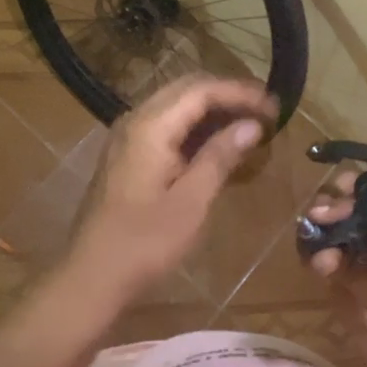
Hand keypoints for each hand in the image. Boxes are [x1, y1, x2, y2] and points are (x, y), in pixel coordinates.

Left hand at [65, 75, 275, 304]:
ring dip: (212, 113)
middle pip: (187, 91)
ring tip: (249, 128)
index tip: (276, 107)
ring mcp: (127, 138)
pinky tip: (218, 149)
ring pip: (176, 108)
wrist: (90, 277)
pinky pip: (165, 128)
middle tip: (266, 113)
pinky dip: (195, 131)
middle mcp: (135, 121)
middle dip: (228, 97)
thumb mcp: (191, 202)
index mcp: (150, 126)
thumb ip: (220, 157)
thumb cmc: (143, 243)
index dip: (241, 93)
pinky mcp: (126, 157)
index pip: (202, 89)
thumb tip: (251, 125)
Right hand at [306, 171, 366, 363]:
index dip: (354, 188)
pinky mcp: (338, 265)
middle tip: (319, 219)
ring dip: (319, 230)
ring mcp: (355, 243)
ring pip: (326, 220)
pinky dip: (314, 253)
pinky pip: (317, 247)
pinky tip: (319, 265)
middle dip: (331, 207)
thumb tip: (338, 214)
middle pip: (344, 198)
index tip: (341, 202)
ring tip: (321, 251)